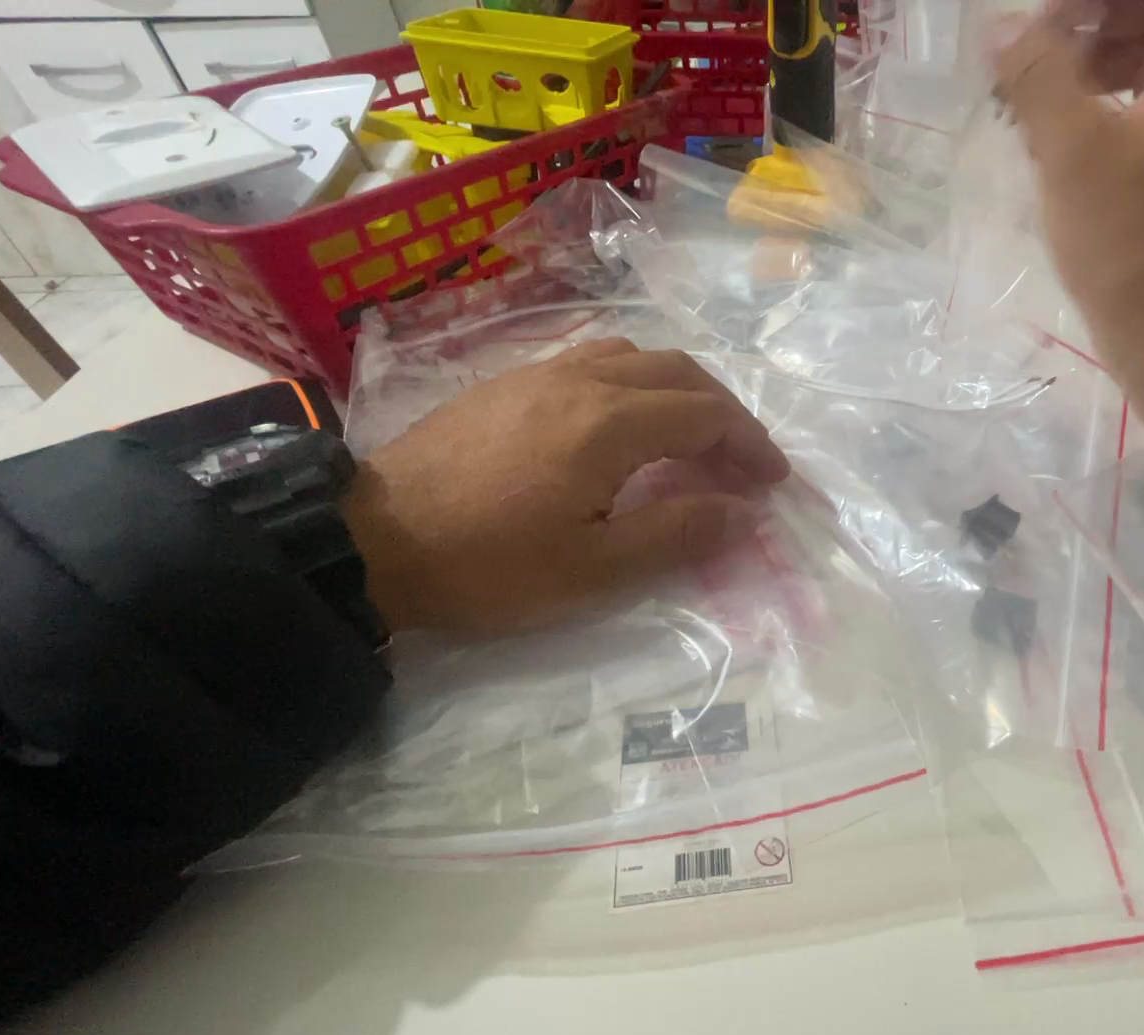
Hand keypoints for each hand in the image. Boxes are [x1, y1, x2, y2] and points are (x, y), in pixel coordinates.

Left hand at [342, 339, 790, 637]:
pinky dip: (636, 384)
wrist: (369, 541)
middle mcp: (582, 380)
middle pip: (680, 372)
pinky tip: (624, 424)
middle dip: (725, 413)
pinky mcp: (509, 381)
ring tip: (692, 438)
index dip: (751, 446)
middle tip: (743, 461)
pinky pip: (594, 361)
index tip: (774, 484)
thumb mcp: (595, 568)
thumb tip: (745, 513)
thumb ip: (678, 534)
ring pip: (636, 357)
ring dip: (680, 391)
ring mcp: (540, 373)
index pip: (707, 416)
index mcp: (609, 424)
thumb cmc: (489, 565)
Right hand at [994, 0, 1143, 433]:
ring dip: (1090, 53)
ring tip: (1029, 90)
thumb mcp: (1073, 148)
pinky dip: (1102, 94)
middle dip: (1092, 15)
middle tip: (1032, 46)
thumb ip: (1034, 72)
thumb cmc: (1131, 235)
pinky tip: (1051, 126)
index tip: (1047, 16)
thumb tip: (998, 27)